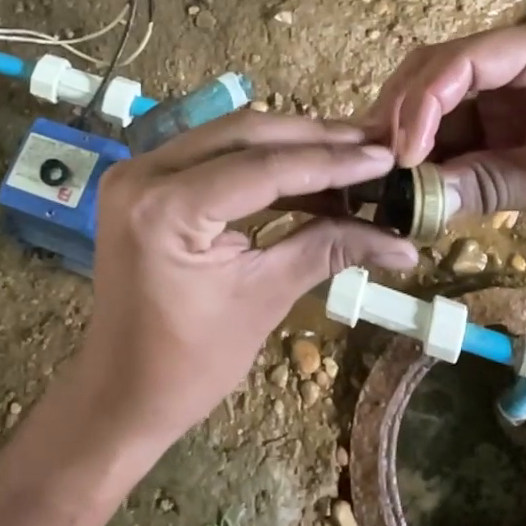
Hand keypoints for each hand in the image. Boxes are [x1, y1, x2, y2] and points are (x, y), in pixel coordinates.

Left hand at [80, 112, 419, 439]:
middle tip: (372, 145)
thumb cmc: (188, 363)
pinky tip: (306, 172)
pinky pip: (211, 155)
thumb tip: (404, 242)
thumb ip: (328, 249)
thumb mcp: (264, 299)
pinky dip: (259, 162)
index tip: (386, 156)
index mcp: (165, 208)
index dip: (329, 161)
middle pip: (243, 135)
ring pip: (228, 137)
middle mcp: (143, 172)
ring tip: (350, 154)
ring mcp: (137, 170)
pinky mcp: (144, 179)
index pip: (261, 168)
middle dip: (313, 139)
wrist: (120, 390)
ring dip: (289, 145)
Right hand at [364, 17, 525, 254]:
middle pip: (440, 74)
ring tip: (382, 177)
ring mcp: (515, 94)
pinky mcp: (515, 127)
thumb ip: (487, 184)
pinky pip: (462, 136)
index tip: (398, 153)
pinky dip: (437, 159)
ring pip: (442, 106)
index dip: (420, 103)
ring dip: (413, 139)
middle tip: (371, 161)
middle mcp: (521, 61)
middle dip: (404, 115)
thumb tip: (413, 201)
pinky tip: (414, 183)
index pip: (461, 61)